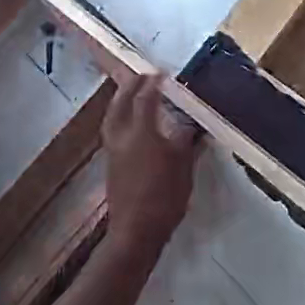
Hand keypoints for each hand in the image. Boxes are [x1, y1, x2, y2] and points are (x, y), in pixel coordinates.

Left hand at [103, 74, 199, 260]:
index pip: (145, 99)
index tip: (162, 72)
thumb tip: (192, 126)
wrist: (137, 231)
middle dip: (129, 86)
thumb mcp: (184, 164)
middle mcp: (123, 137)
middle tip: (141, 76)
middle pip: (120, 103)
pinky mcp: (111, 164)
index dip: (153, 83)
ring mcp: (113, 151)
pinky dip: (119, 117)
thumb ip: (187, 141)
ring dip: (120, 101)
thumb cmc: (165, 196)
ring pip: (112, 117)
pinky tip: (131, 122)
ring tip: (131, 94)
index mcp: (142, 133)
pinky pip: (113, 130)